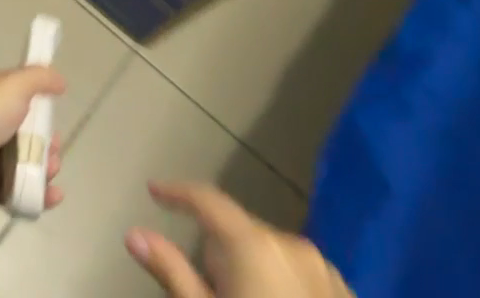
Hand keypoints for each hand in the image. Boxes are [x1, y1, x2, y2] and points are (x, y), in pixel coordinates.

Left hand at [0, 66, 66, 208]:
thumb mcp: (14, 84)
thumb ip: (39, 78)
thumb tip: (60, 80)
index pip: (21, 98)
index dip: (40, 107)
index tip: (54, 113)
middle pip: (28, 135)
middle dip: (48, 143)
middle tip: (54, 149)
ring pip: (26, 164)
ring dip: (46, 168)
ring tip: (51, 170)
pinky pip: (19, 191)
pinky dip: (38, 194)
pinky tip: (53, 196)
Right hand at [125, 183, 351, 297]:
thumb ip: (171, 271)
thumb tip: (133, 235)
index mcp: (254, 245)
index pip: (208, 200)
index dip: (177, 193)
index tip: (153, 191)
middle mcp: (292, 245)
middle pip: (240, 230)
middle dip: (219, 250)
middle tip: (210, 290)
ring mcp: (326, 270)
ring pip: (271, 252)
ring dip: (252, 267)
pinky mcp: (346, 294)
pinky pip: (300, 273)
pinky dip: (283, 285)